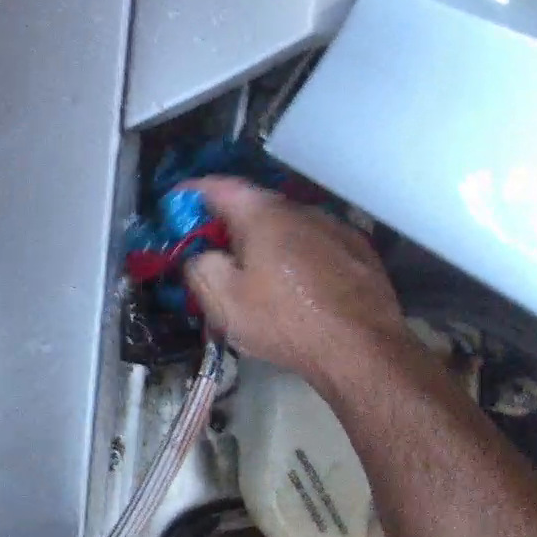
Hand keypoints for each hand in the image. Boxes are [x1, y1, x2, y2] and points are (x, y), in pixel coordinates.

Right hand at [179, 177, 410, 381]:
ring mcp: (336, 229)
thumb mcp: (221, 299)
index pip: (222, 188)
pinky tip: (288, 279)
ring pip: (286, 224)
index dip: (193, 192)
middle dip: (227, 219)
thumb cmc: (283, 321)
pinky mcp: (358, 251)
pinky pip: (312, 241)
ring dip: (262, 237)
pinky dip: (291, 251)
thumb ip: (199, 266)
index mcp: (264, 218)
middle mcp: (303, 212)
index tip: (175, 203)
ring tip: (248, 265)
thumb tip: (201, 255)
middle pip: (256, 205)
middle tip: (206, 242)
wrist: (360, 349)